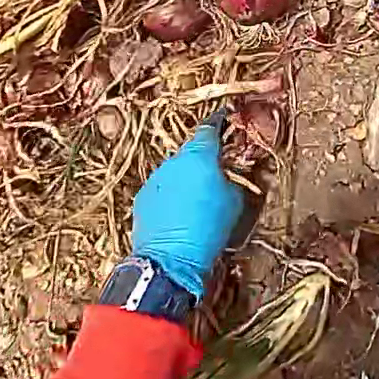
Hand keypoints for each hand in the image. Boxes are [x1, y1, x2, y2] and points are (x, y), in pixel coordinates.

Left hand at [131, 126, 244, 296]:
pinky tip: (181, 212)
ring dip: (187, 177)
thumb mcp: (235, 200)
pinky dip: (173, 193)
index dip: (219, 123)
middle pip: (192, 151)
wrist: (170, 260)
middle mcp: (174, 162)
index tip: (225, 119)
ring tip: (199, 197)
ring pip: (176, 170)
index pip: (209, 128)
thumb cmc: (209, 227)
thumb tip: (228, 173)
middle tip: (218, 169)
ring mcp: (155, 179)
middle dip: (204, 157)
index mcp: (199, 156)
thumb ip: (232, 178)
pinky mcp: (143, 198)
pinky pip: (163, 188)